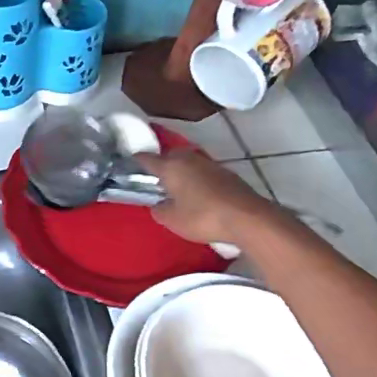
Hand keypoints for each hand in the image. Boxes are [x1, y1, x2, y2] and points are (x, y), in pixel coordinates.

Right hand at [135, 150, 280, 244]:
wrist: (246, 217)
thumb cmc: (203, 217)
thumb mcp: (172, 220)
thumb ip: (159, 210)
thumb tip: (158, 205)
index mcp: (171, 166)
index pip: (147, 158)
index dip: (137, 161)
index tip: (131, 165)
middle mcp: (189, 158)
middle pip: (169, 155)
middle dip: (161, 164)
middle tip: (155, 180)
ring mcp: (210, 163)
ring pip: (188, 161)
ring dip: (181, 170)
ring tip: (177, 187)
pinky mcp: (226, 172)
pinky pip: (203, 171)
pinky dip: (197, 178)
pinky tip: (198, 192)